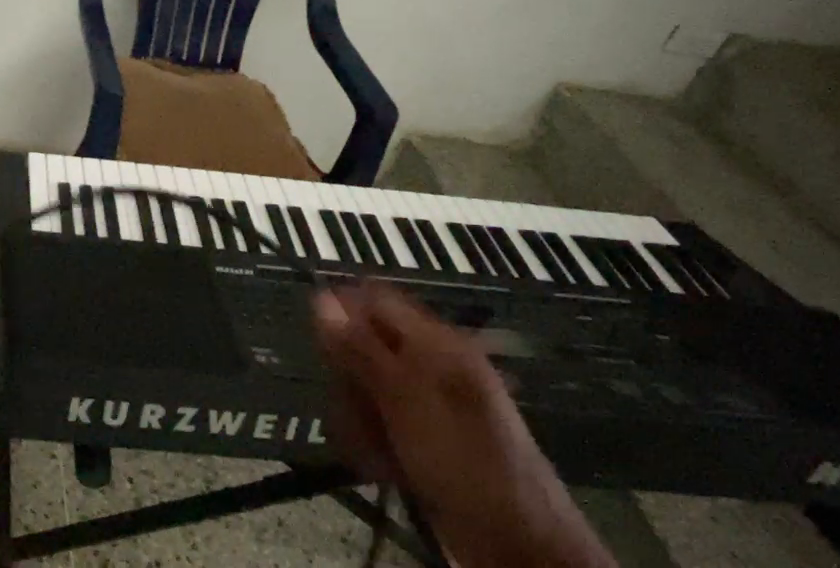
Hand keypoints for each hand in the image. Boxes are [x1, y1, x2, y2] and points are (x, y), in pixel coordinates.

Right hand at [313, 283, 615, 567]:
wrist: (519, 544)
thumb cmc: (463, 460)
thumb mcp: (406, 399)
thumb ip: (361, 349)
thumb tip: (321, 297)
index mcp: (436, 343)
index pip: (374, 301)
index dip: (342, 316)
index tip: (324, 351)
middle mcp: (429, 366)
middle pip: (362, 347)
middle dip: (348, 380)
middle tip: (359, 412)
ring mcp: (425, 405)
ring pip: (363, 389)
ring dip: (357, 418)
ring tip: (372, 448)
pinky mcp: (420, 438)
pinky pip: (377, 423)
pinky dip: (371, 442)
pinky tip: (379, 465)